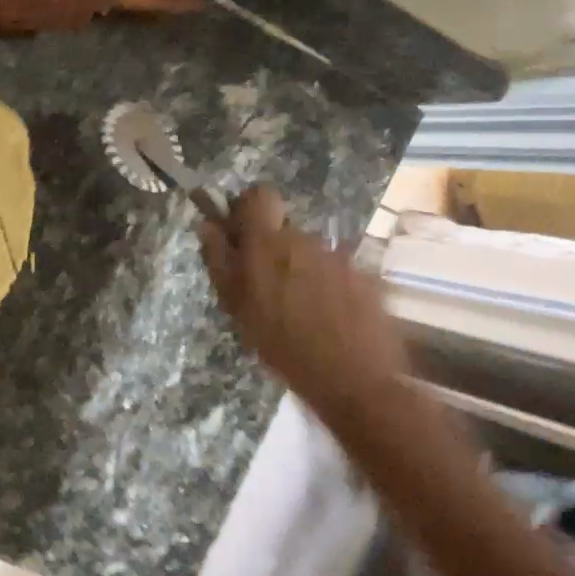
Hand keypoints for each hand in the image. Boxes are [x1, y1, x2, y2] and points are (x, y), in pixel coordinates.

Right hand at [196, 186, 411, 410]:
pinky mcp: (368, 278)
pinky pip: (338, 272)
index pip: (260, 196)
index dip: (248, 208)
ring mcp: (341, 258)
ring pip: (311, 252)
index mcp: (268, 243)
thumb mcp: (235, 305)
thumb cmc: (280, 343)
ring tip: (298, 309)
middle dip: (273, 248)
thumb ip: (219, 260)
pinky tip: (327, 318)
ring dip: (301, 270)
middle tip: (265, 286)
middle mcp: (306, 240)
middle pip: (285, 229)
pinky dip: (329, 288)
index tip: (240, 234)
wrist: (354, 379)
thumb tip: (206, 225)